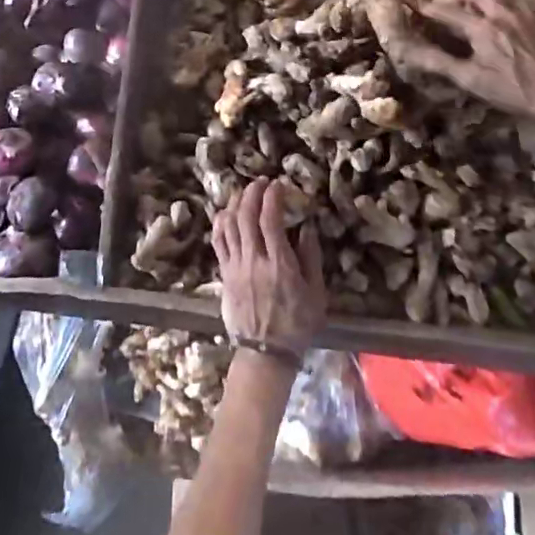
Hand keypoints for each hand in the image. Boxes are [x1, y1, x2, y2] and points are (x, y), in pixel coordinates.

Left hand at [211, 179, 324, 354]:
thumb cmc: (297, 324)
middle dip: (252, 193)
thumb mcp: (316, 293)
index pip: (270, 220)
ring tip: (245, 193)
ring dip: (235, 203)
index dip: (272, 197)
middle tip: (261, 182)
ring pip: (228, 225)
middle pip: (245, 216)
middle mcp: (254, 260)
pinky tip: (226, 213)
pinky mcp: (224, 274)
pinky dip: (221, 223)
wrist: (266, 352)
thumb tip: (307, 226)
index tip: (278, 184)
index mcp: (279, 264)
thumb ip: (311, 257)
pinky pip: (218, 241)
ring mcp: (235, 267)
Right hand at [375, 0, 534, 119]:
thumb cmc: (511, 88)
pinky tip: (513, 13)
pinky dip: (512, 3)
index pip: (449, 12)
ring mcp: (529, 14)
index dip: (432, 8)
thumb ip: (440, 62)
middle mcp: (504, 13)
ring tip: (481, 2)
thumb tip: (409, 51)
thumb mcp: (470, 79)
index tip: (419, 5)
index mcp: (481, 27)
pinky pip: (525, 3)